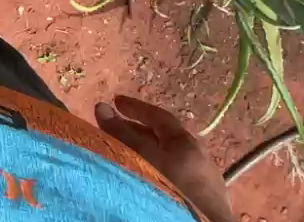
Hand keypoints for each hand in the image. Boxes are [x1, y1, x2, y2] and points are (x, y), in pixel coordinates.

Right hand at [95, 95, 236, 221]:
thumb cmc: (170, 183)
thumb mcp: (141, 154)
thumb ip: (121, 132)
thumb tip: (101, 107)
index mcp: (186, 142)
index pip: (159, 116)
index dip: (135, 107)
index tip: (115, 102)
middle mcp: (198, 157)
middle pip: (163, 138)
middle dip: (137, 131)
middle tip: (113, 129)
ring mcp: (203, 181)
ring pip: (168, 159)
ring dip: (146, 153)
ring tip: (124, 155)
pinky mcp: (202, 202)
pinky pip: (174, 176)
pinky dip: (155, 170)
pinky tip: (144, 177)